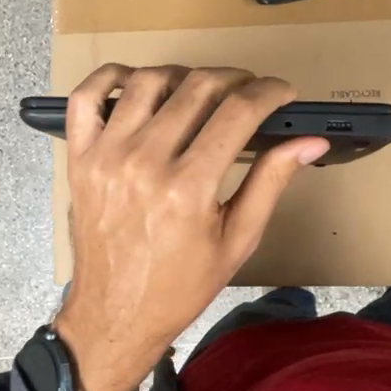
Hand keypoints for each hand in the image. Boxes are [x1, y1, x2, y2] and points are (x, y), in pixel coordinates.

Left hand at [54, 64, 328, 390]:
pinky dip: (113, 77)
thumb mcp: (237, 240)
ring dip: (183, 75)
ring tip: (201, 91)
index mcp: (188, 188)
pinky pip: (87, 97)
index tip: (282, 92)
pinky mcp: (80, 157)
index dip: (269, 92)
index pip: (238, 112)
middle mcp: (144, 162)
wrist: (115, 315)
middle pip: (197, 88)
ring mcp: (105, 155)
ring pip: (148, 81)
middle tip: (249, 92)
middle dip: (234, 80)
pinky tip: (139, 84)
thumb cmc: (179, 285)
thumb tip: (310, 141)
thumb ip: (272, 182)